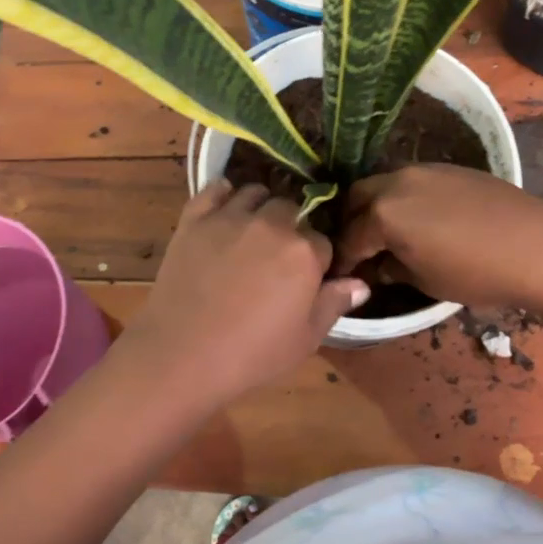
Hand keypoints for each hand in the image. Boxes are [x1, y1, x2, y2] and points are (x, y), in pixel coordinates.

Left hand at [118, 180, 367, 405]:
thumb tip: (360, 283)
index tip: (307, 279)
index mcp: (304, 252)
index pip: (323, 242)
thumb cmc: (251, 354)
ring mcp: (230, 217)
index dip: (317, 261)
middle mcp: (271, 224)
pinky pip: (215, 189)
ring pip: (255, 192)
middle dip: (291, 228)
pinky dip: (224, 194)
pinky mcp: (195, 218)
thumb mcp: (305, 339)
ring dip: (261, 207)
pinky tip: (225, 208)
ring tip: (254, 231)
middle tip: (277, 257)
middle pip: (291, 209)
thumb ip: (333, 304)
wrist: (182, 353)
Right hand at [333, 164, 542, 310]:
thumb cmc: (476, 272)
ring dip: (376, 207)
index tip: (340, 277)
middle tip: (358, 250)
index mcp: (383, 213)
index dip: (342, 261)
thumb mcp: (425, 281)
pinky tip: (419, 221)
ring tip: (386, 234)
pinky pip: (411, 182)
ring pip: (384, 185)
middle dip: (351, 223)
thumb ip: (391, 269)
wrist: (539, 246)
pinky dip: (403, 200)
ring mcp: (424, 170)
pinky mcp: (450, 168)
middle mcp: (396, 182)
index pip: (348, 238)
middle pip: (357, 198)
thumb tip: (377, 267)